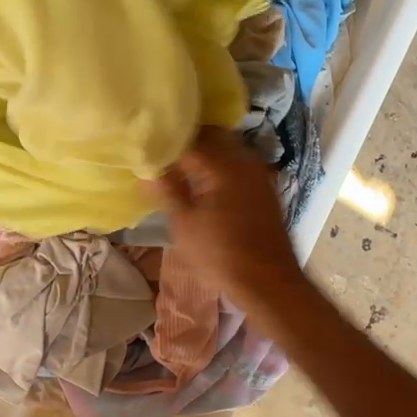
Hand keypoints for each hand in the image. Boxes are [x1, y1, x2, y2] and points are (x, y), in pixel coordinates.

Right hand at [151, 128, 307, 305]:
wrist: (269, 281)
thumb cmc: (220, 255)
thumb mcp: (184, 225)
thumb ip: (166, 190)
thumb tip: (147, 169)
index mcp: (220, 165)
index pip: (187, 138)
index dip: (164, 141)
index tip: (147, 148)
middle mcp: (242, 159)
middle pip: (210, 135)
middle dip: (187, 141)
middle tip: (164, 156)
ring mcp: (258, 172)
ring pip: (227, 147)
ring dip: (206, 152)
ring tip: (181, 169)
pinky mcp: (265, 186)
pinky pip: (238, 163)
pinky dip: (221, 165)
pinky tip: (206, 184)